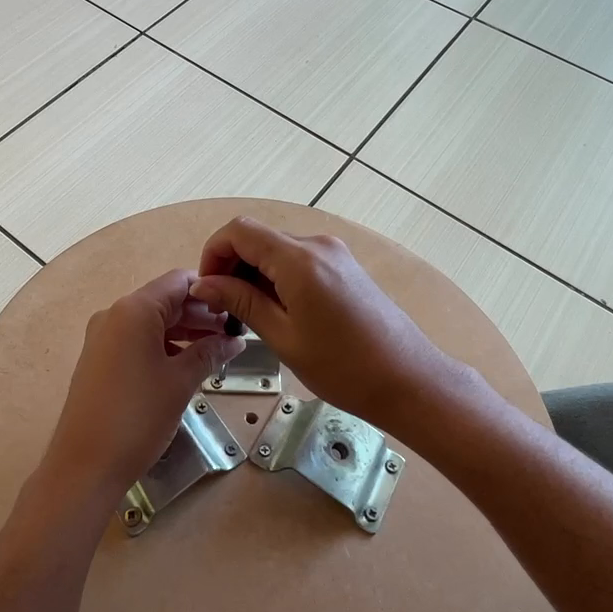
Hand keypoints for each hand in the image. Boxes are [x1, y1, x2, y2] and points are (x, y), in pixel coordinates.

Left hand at [42, 268, 245, 493]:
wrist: (84, 466)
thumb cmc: (137, 417)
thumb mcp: (180, 383)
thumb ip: (209, 353)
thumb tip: (234, 341)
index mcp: (134, 310)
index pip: (179, 281)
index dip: (210, 292)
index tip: (237, 308)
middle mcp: (115, 315)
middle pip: (165, 300)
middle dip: (200, 314)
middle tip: (233, 334)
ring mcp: (103, 337)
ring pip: (151, 321)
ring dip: (183, 331)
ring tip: (216, 351)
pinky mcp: (99, 359)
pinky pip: (137, 339)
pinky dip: (163, 345)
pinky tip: (186, 364)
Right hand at [188, 217, 458, 429]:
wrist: (409, 380)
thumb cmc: (344, 368)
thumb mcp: (283, 338)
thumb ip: (242, 302)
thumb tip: (204, 284)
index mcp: (299, 259)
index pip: (239, 231)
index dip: (214, 253)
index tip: (208, 290)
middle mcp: (316, 245)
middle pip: (258, 238)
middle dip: (232, 266)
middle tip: (223, 310)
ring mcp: (333, 253)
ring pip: (277, 250)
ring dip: (254, 274)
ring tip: (249, 317)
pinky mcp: (344, 266)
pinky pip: (298, 260)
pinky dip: (277, 278)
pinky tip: (278, 313)